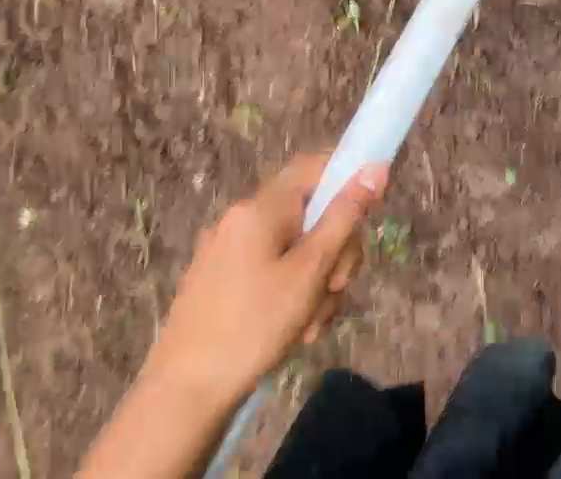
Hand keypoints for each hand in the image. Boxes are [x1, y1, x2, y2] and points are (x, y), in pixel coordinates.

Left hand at [139, 153, 387, 410]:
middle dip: (337, 247)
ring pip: (300, 247)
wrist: (184, 395)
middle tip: (337, 284)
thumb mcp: (313, 268)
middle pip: (313, 212)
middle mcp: (240, 222)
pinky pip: (277, 271)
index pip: (314, 165)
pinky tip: (297, 327)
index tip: (371, 207)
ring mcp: (228, 253)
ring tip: (314, 317)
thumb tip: (376, 166)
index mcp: (259, 210)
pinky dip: (295, 292)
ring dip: (320, 278)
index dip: (349, 174)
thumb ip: (346, 214)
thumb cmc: (254, 323)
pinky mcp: (223, 282)